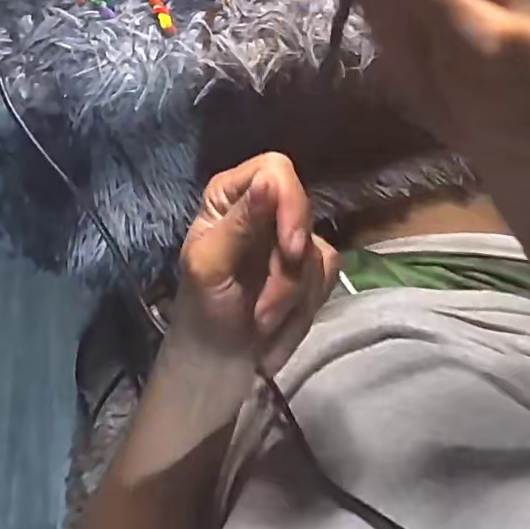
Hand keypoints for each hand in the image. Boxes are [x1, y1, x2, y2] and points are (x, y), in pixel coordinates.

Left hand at [173, 153, 337, 376]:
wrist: (217, 360)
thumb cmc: (202, 306)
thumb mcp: (210, 264)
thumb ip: (240, 222)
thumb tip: (269, 179)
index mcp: (231, 193)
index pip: (275, 169)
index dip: (291, 202)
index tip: (291, 250)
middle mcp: (264, 206)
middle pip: (303, 213)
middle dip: (287, 274)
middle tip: (263, 314)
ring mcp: (289, 235)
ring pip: (317, 254)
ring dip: (291, 301)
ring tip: (261, 327)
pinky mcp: (311, 266)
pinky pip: (327, 278)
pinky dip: (303, 312)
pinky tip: (277, 333)